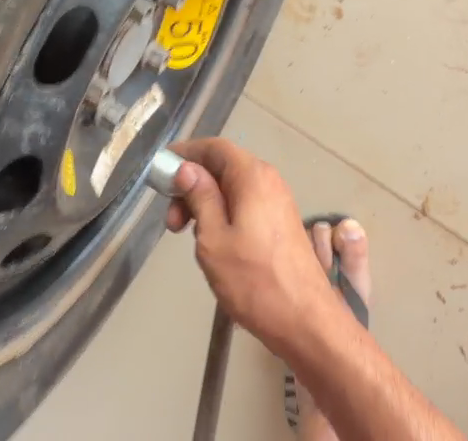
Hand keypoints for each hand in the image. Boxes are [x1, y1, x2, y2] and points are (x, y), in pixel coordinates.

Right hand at [165, 138, 342, 355]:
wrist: (306, 321)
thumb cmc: (254, 280)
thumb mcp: (213, 238)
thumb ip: (200, 198)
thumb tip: (188, 168)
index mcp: (253, 176)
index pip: (215, 147)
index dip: (186, 153)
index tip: (161, 171)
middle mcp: (269, 181)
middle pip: (224, 167)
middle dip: (192, 186)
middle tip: (172, 222)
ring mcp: (279, 202)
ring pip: (234, 188)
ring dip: (206, 203)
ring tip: (189, 237)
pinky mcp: (282, 223)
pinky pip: (246, 204)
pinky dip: (224, 214)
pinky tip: (213, 243)